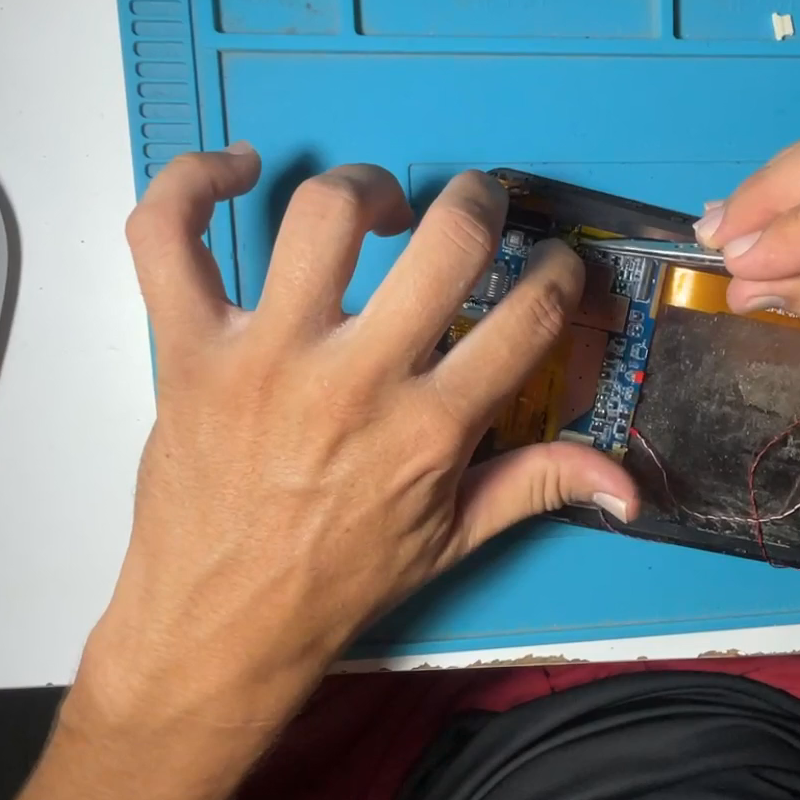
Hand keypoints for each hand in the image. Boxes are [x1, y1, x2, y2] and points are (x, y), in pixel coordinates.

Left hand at [68, 148, 637, 799]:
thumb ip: (539, 487)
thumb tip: (631, 486)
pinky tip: (238, 172)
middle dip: (479, 203)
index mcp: (431, 428)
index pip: (527, 317)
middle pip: (444, 242)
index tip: (552, 268)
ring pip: (322, 216)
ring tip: (378, 208)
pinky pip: (168, 235)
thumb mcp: (453, 540)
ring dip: (366, 188)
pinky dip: (194, 182)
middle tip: (476, 208)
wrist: (220, 627)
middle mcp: (355, 379)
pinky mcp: (187, 349)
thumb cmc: (343, 585)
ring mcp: (264, 356)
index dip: (557, 275)